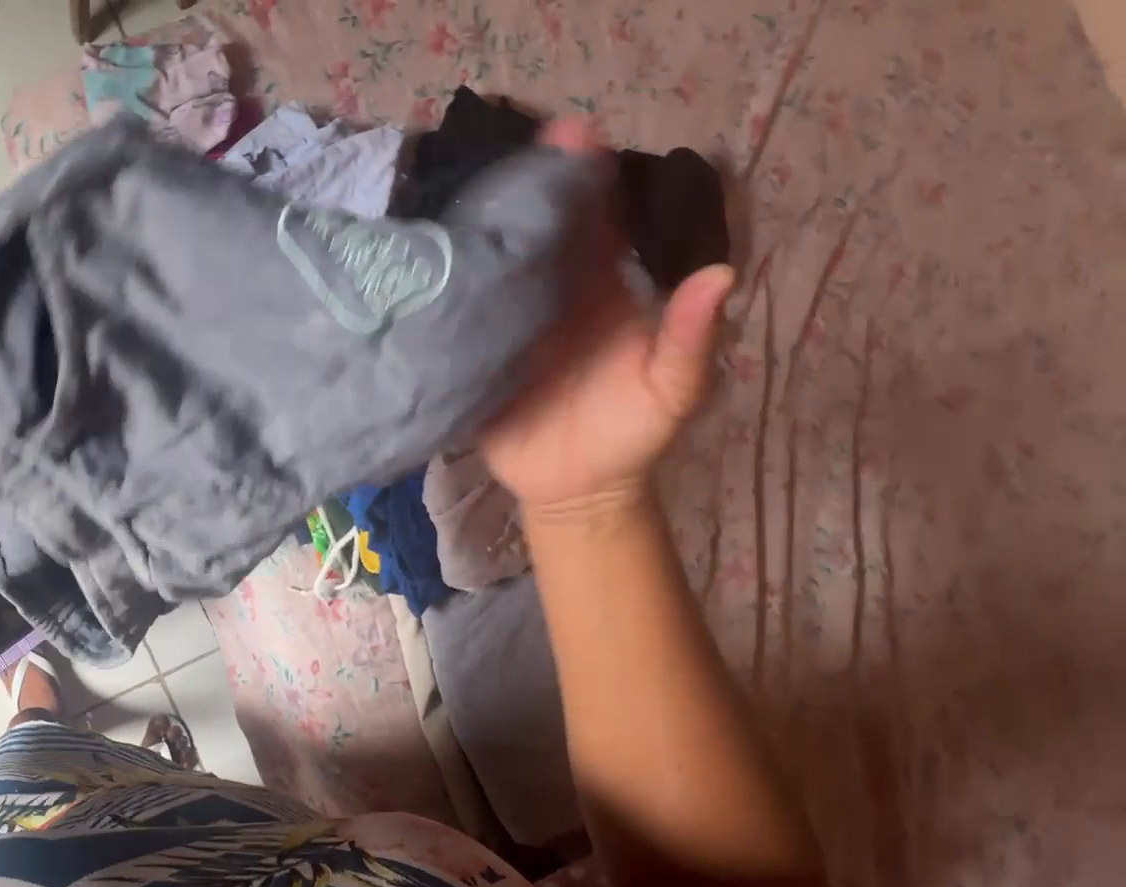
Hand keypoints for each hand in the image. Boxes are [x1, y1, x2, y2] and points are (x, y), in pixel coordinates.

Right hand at [478, 120, 734, 519]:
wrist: (570, 491)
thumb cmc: (631, 437)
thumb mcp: (673, 393)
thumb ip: (691, 342)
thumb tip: (723, 275)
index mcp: (604, 289)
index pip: (597, 220)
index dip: (589, 177)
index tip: (572, 135)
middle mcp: (553, 292)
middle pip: (537, 230)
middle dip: (524, 187)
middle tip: (504, 146)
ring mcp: (507, 318)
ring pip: (492, 262)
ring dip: (475, 227)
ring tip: (453, 189)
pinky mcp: (472, 350)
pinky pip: (458, 312)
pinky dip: (442, 286)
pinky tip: (422, 257)